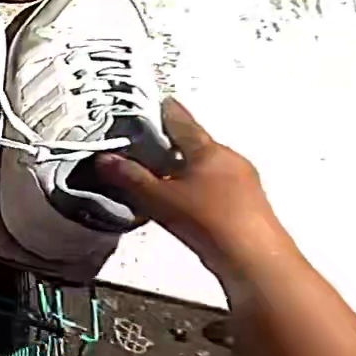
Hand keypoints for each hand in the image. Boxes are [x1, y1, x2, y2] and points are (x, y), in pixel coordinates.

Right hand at [93, 99, 296, 279]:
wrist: (252, 255)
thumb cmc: (205, 218)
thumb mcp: (155, 197)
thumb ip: (128, 176)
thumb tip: (103, 158)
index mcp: (209, 152)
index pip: (183, 123)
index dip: (167, 111)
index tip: (156, 100)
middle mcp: (229, 159)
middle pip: (192, 143)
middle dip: (167, 141)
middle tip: (138, 140)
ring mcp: (240, 179)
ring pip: (200, 163)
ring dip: (177, 163)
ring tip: (149, 169)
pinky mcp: (242, 198)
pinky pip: (208, 179)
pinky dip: (187, 179)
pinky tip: (171, 192)